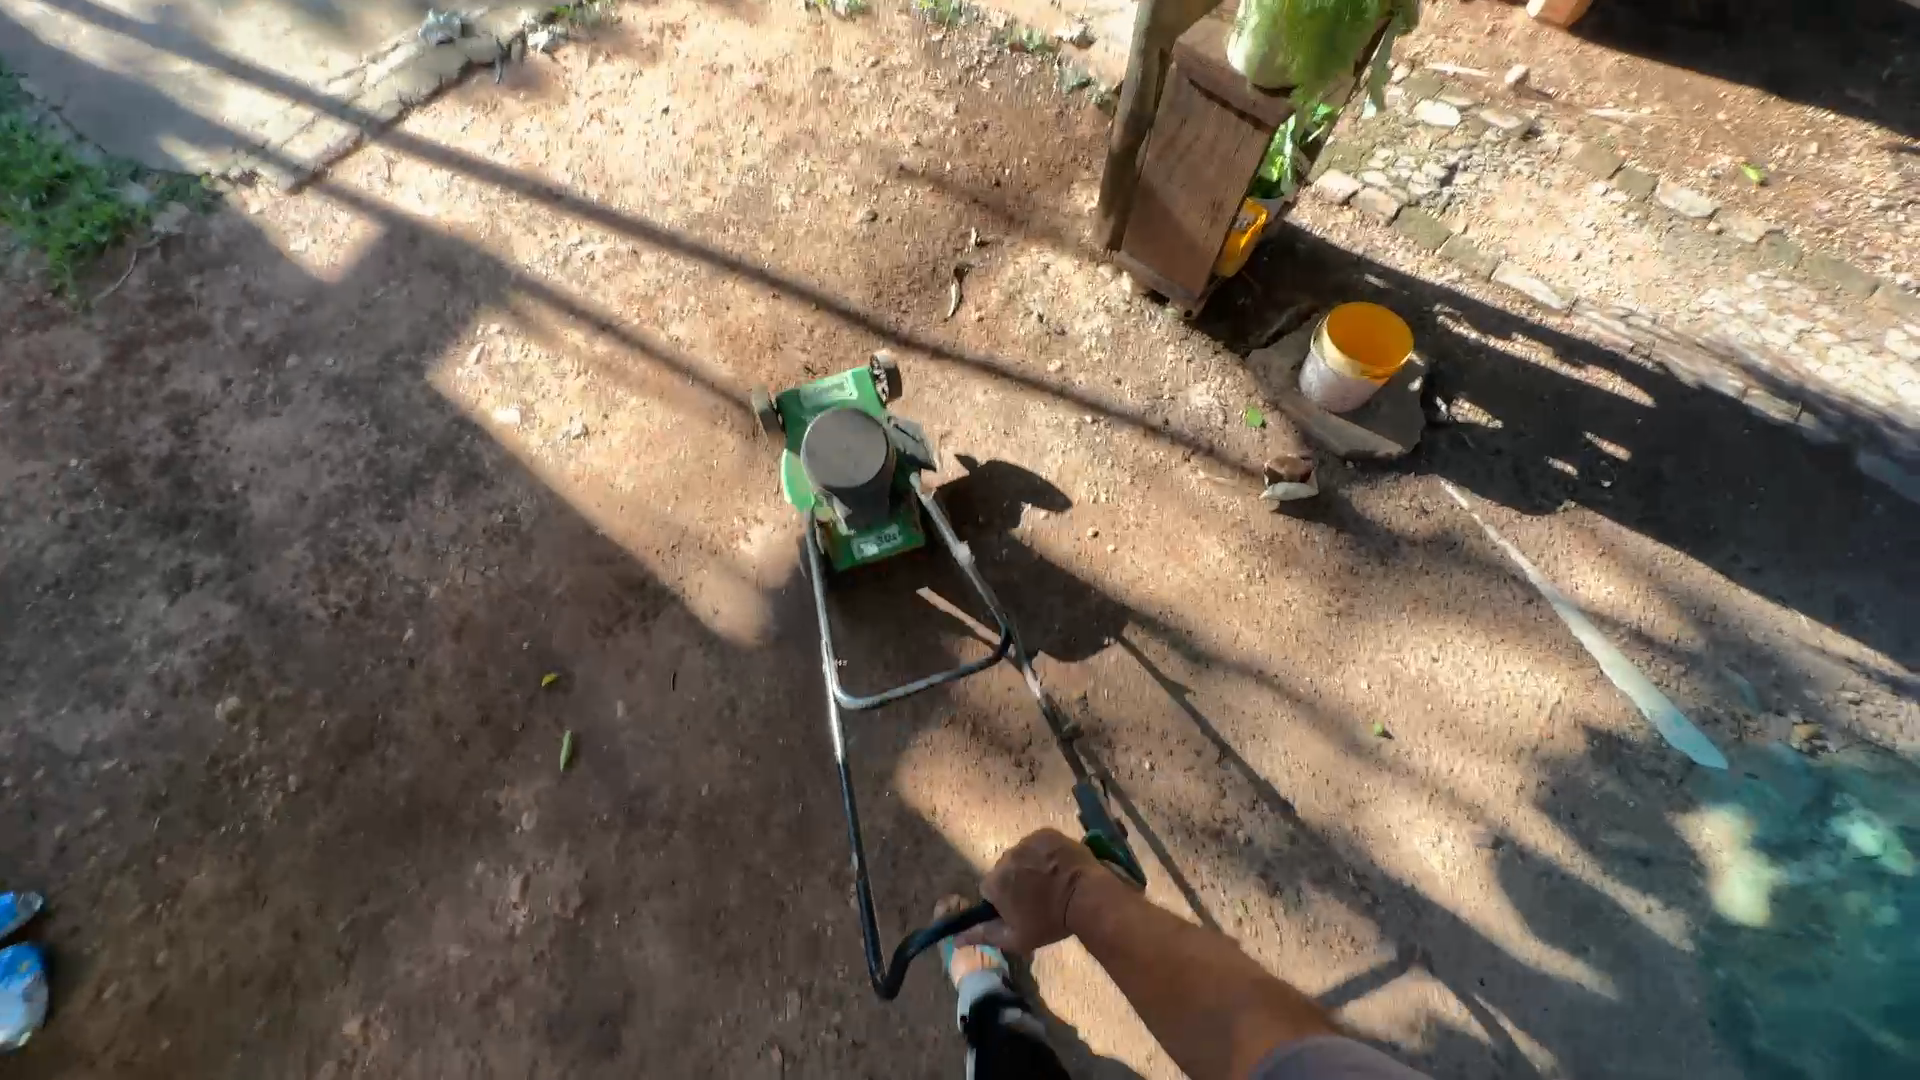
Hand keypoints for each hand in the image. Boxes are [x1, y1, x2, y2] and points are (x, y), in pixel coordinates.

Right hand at [957, 828, 1106, 953]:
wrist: (1087, 898)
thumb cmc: (1050, 922)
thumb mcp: (1015, 938)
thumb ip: (983, 935)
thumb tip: (954, 939)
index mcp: (995, 881)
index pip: (989, 889)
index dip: (1002, 901)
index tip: (1019, 910)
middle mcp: (1006, 856)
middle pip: (1004, 870)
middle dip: (1015, 881)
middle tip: (1037, 897)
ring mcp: (1027, 841)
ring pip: (1021, 855)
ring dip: (1029, 866)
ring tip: (1050, 882)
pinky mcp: (1046, 833)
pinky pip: (1038, 843)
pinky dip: (1044, 853)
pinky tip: (1057, 866)